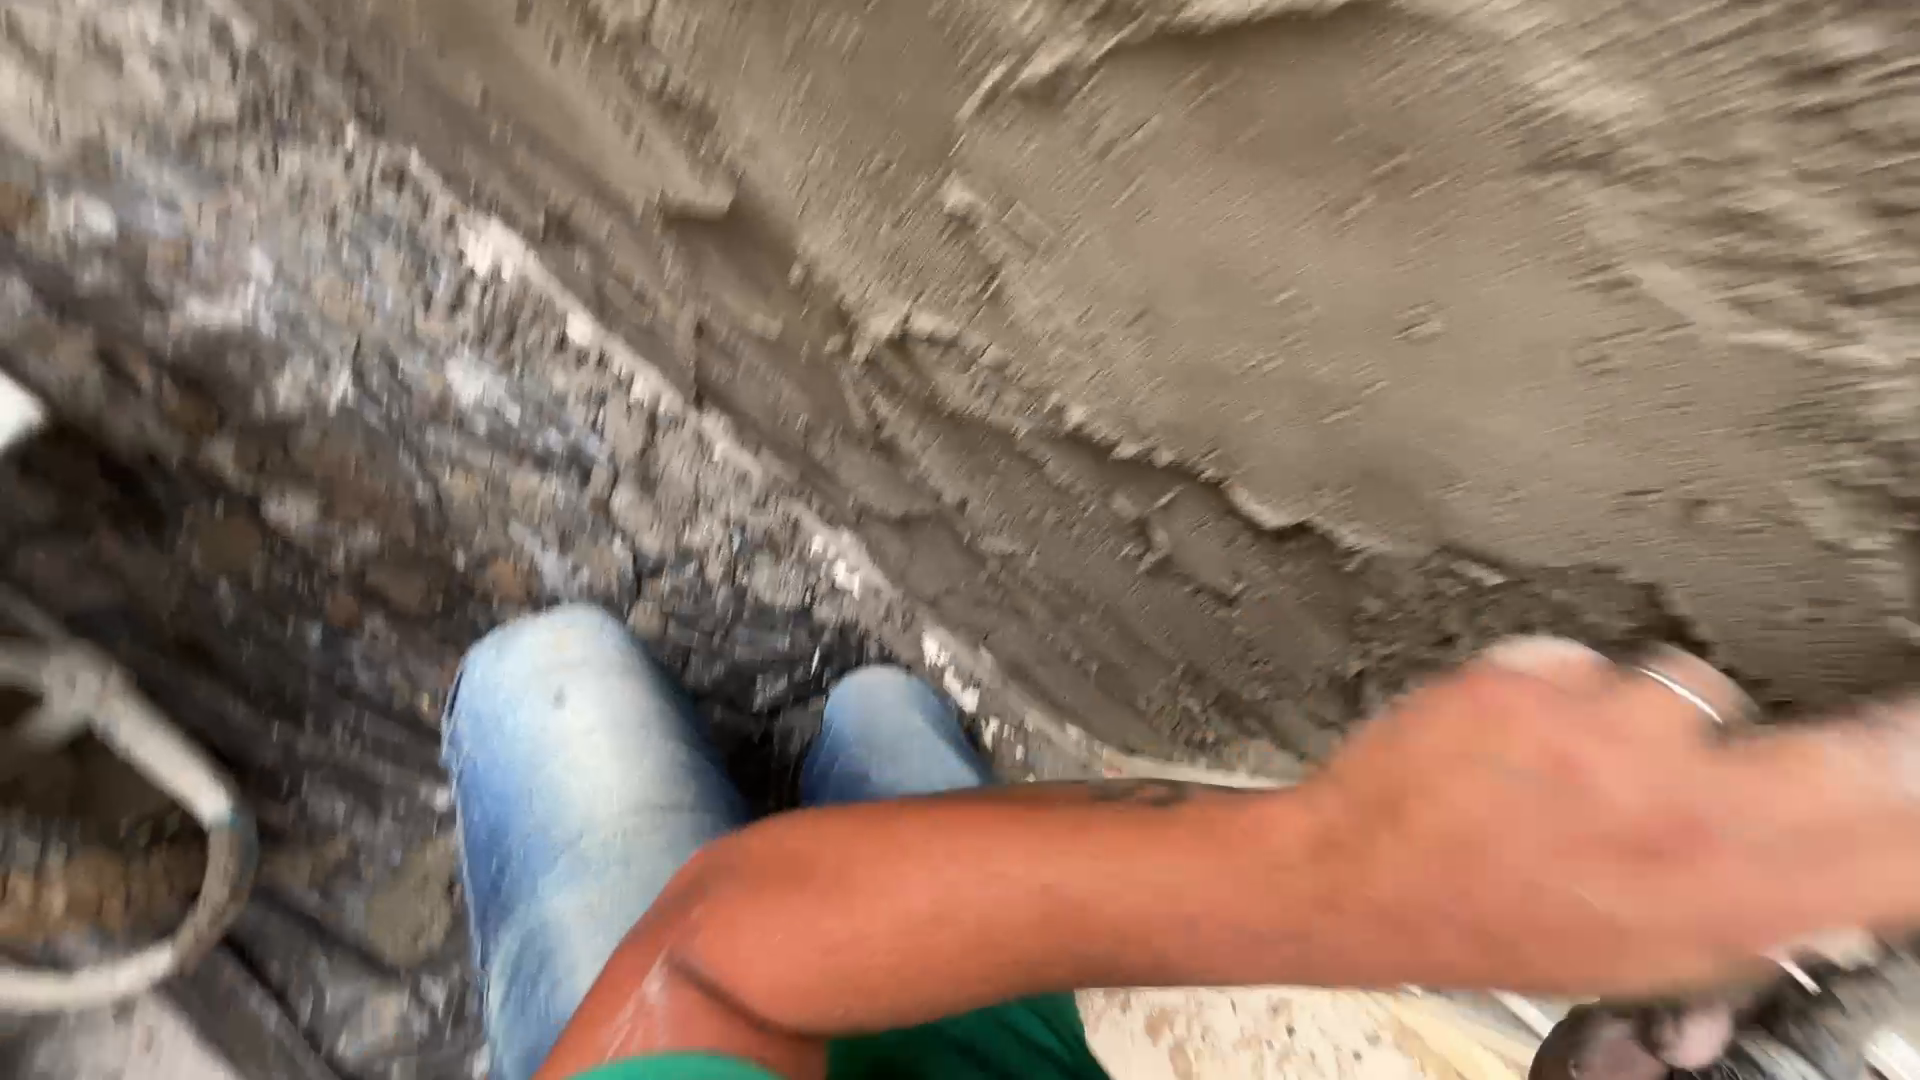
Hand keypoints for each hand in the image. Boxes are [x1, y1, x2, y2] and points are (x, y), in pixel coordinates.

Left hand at [1307, 636, 1919, 995]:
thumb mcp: (1631, 956)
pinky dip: (1556, 689)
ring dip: (1645, 714)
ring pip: (1681, 685)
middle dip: (1856, 739)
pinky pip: (1576, 663)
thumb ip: (1741, 916)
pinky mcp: (1516, 681)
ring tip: (1578, 754)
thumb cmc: (1479, 919)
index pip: (1903, 850)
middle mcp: (1671, 806)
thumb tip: (1820, 891)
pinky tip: (1515, 731)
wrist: (1355, 873)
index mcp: (1716, 898)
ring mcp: (1589, 730)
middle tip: (1835, 734)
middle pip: (1839, 749)